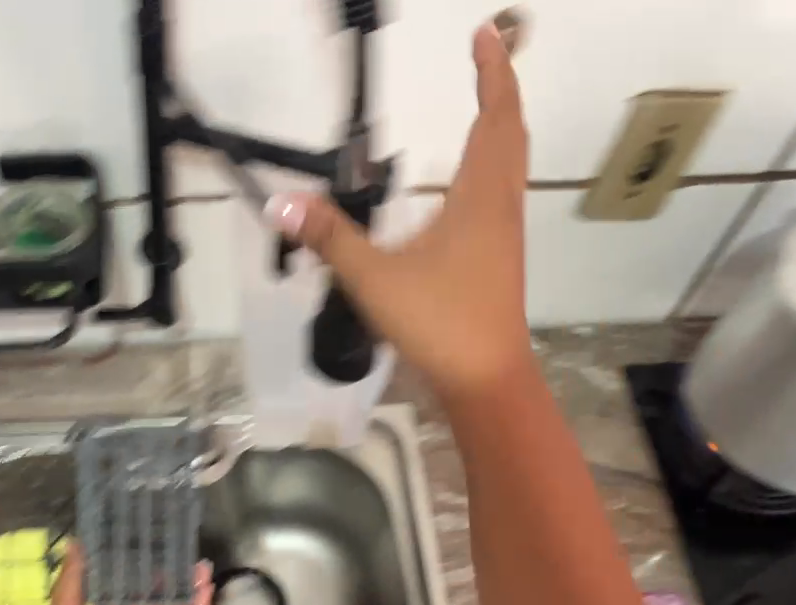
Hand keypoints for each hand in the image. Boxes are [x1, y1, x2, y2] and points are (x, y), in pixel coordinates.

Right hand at [265, 23, 529, 397]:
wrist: (485, 379)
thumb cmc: (438, 322)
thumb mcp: (374, 279)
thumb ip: (330, 238)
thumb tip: (283, 203)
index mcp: (479, 197)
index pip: (494, 116)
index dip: (493, 72)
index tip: (486, 34)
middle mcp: (500, 208)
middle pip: (511, 136)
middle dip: (499, 93)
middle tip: (484, 63)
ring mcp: (504, 237)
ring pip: (511, 168)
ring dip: (499, 133)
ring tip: (479, 113)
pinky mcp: (499, 263)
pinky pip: (502, 197)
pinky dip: (491, 172)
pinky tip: (465, 193)